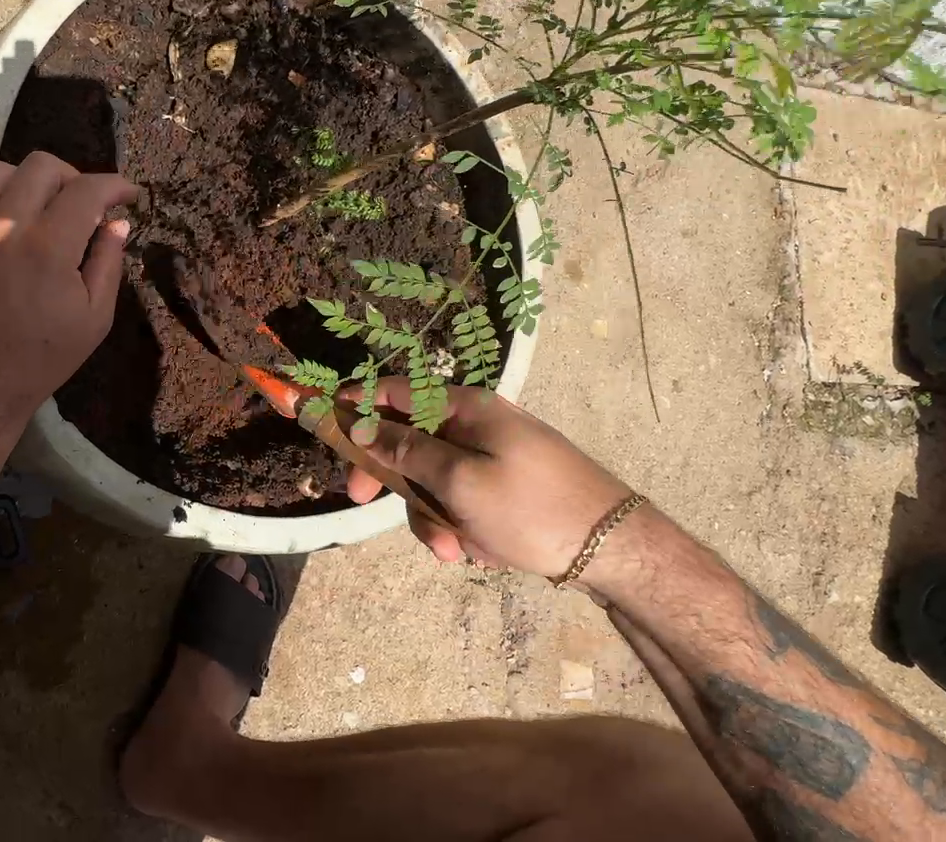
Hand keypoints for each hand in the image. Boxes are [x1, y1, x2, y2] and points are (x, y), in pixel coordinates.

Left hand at [0, 152, 139, 425]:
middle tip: (83, 204)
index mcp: (48, 248)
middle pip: (42, 166)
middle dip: (73, 177)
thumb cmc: (42, 358)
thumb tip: (118, 222)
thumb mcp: (93, 319)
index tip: (128, 194)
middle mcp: (5, 228)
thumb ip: (108, 263)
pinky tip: (3, 218)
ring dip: (26, 180)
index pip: (87, 190)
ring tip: (38, 206)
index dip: (115, 185)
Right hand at [338, 378, 634, 579]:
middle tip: (361, 501)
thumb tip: (359, 424)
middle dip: (391, 478)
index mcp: (466, 408)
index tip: (324, 418)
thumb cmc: (533, 509)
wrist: (621, 554)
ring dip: (431, 515)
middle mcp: (476, 425)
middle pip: (407, 439)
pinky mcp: (505, 487)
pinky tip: (480, 551)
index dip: (356, 401)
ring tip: (454, 551)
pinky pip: (460, 499)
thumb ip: (404, 451)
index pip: (396, 390)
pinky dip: (460, 525)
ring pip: (431, 478)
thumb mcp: (459, 480)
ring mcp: (492, 457)